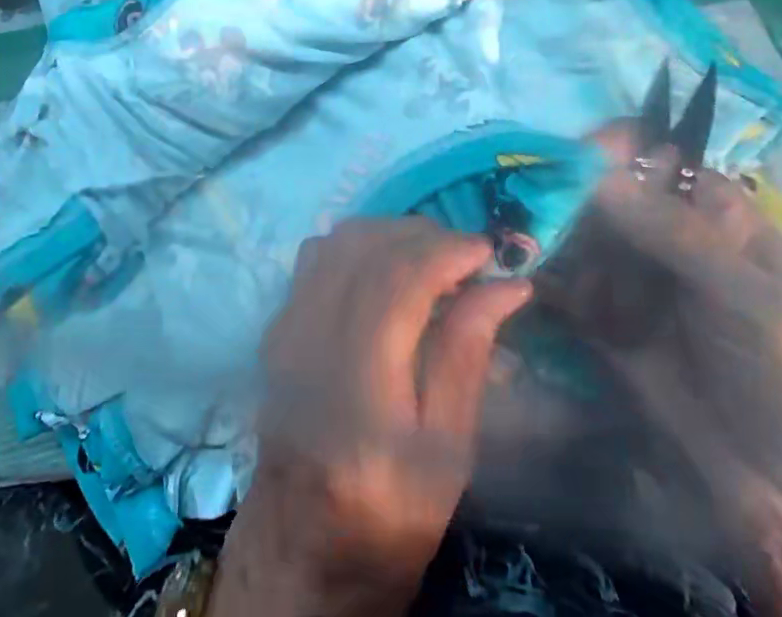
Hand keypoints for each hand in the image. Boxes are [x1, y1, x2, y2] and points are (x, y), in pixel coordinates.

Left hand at [211, 218, 532, 616]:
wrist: (301, 546)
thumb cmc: (390, 516)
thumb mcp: (447, 453)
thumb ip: (466, 357)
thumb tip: (507, 284)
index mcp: (358, 386)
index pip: (396, 281)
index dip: (447, 251)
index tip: (491, 252)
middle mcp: (308, 343)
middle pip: (363, 249)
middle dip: (423, 235)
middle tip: (468, 257)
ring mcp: (282, 331)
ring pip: (335, 242)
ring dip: (390, 235)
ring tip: (434, 261)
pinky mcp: (274, 329)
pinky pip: (315, 259)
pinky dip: (358, 248)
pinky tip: (388, 273)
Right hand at [539, 126, 781, 616]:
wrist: (778, 484)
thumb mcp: (747, 297)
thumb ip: (674, 233)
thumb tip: (596, 176)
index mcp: (713, 215)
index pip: (654, 158)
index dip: (611, 151)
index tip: (566, 161)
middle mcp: (663, 235)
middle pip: (600, 193)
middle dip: (564, 197)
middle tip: (531, 211)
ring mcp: (626, 275)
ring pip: (572, 233)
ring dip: (547, 239)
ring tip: (532, 256)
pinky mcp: (595, 315)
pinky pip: (557, 282)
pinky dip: (537, 277)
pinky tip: (525, 281)